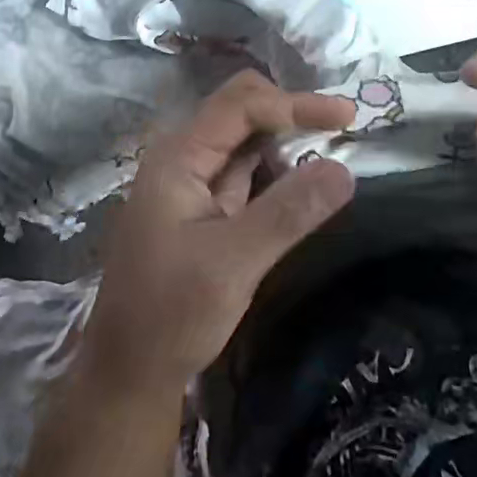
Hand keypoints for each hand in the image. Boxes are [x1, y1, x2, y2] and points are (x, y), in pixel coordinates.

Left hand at [83, 71, 356, 394]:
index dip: (296, 103)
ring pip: (246, 139)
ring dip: (286, 139)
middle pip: (241, 109)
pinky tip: (302, 183)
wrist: (129, 372)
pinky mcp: (203, 207)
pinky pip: (245, 171)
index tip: (347, 117)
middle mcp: (183, 157)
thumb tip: (344, 169)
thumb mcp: (233, 263)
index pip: (243, 105)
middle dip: (290, 112)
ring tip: (330, 151)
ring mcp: (192, 182)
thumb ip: (288, 212)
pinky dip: (277, 169)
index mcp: (179, 156)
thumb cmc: (171, 314)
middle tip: (337, 131)